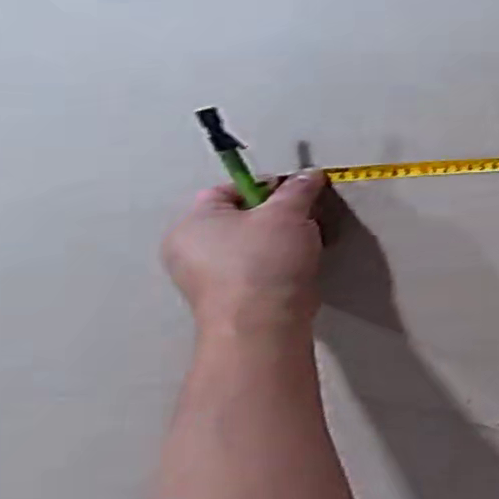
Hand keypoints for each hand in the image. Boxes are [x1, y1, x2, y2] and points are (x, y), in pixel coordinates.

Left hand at [161, 170, 327, 334]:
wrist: (262, 323)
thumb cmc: (266, 258)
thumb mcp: (288, 212)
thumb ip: (298, 188)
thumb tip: (308, 175)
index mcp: (193, 222)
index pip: (228, 189)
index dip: (265, 185)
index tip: (297, 193)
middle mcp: (190, 248)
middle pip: (241, 216)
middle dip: (277, 213)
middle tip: (305, 216)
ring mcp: (205, 276)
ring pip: (250, 242)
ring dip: (281, 237)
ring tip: (307, 241)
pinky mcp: (227, 297)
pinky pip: (254, 265)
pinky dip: (276, 260)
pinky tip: (298, 264)